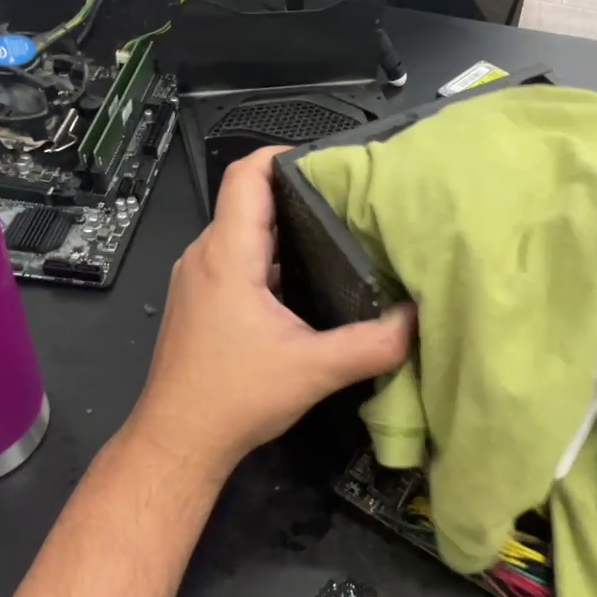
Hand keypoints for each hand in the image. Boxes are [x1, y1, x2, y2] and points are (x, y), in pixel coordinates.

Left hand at [131, 147, 413, 474]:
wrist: (178, 441)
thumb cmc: (232, 399)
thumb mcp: (313, 370)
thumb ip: (372, 344)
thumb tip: (418, 319)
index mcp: (228, 255)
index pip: (246, 174)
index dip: (284, 154)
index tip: (328, 159)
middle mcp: (205, 257)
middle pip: (249, 200)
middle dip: (298, 193)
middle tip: (349, 201)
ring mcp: (198, 279)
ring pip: (243, 231)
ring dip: (285, 228)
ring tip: (336, 236)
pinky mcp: (200, 301)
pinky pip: (236, 259)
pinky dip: (270, 257)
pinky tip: (305, 280)